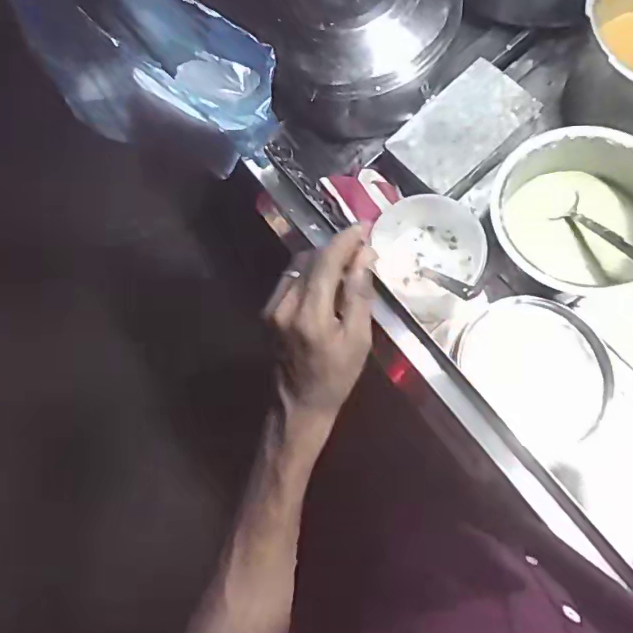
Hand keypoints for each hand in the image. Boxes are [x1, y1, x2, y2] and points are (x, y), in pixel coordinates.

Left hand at [264, 225, 377, 417]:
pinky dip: (311, 272)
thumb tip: (365, 256)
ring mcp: (272, 307)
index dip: (346, 240)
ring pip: (298, 265)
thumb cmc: (337, 377)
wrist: (297, 405)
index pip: (326, 262)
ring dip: (323, 258)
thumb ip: (359, 294)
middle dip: (337, 247)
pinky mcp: (267, 311)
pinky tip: (328, 280)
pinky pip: (291, 278)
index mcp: (311, 314)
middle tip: (362, 247)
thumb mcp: (359, 339)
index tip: (365, 227)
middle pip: (310, 258)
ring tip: (348, 262)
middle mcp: (285, 305)